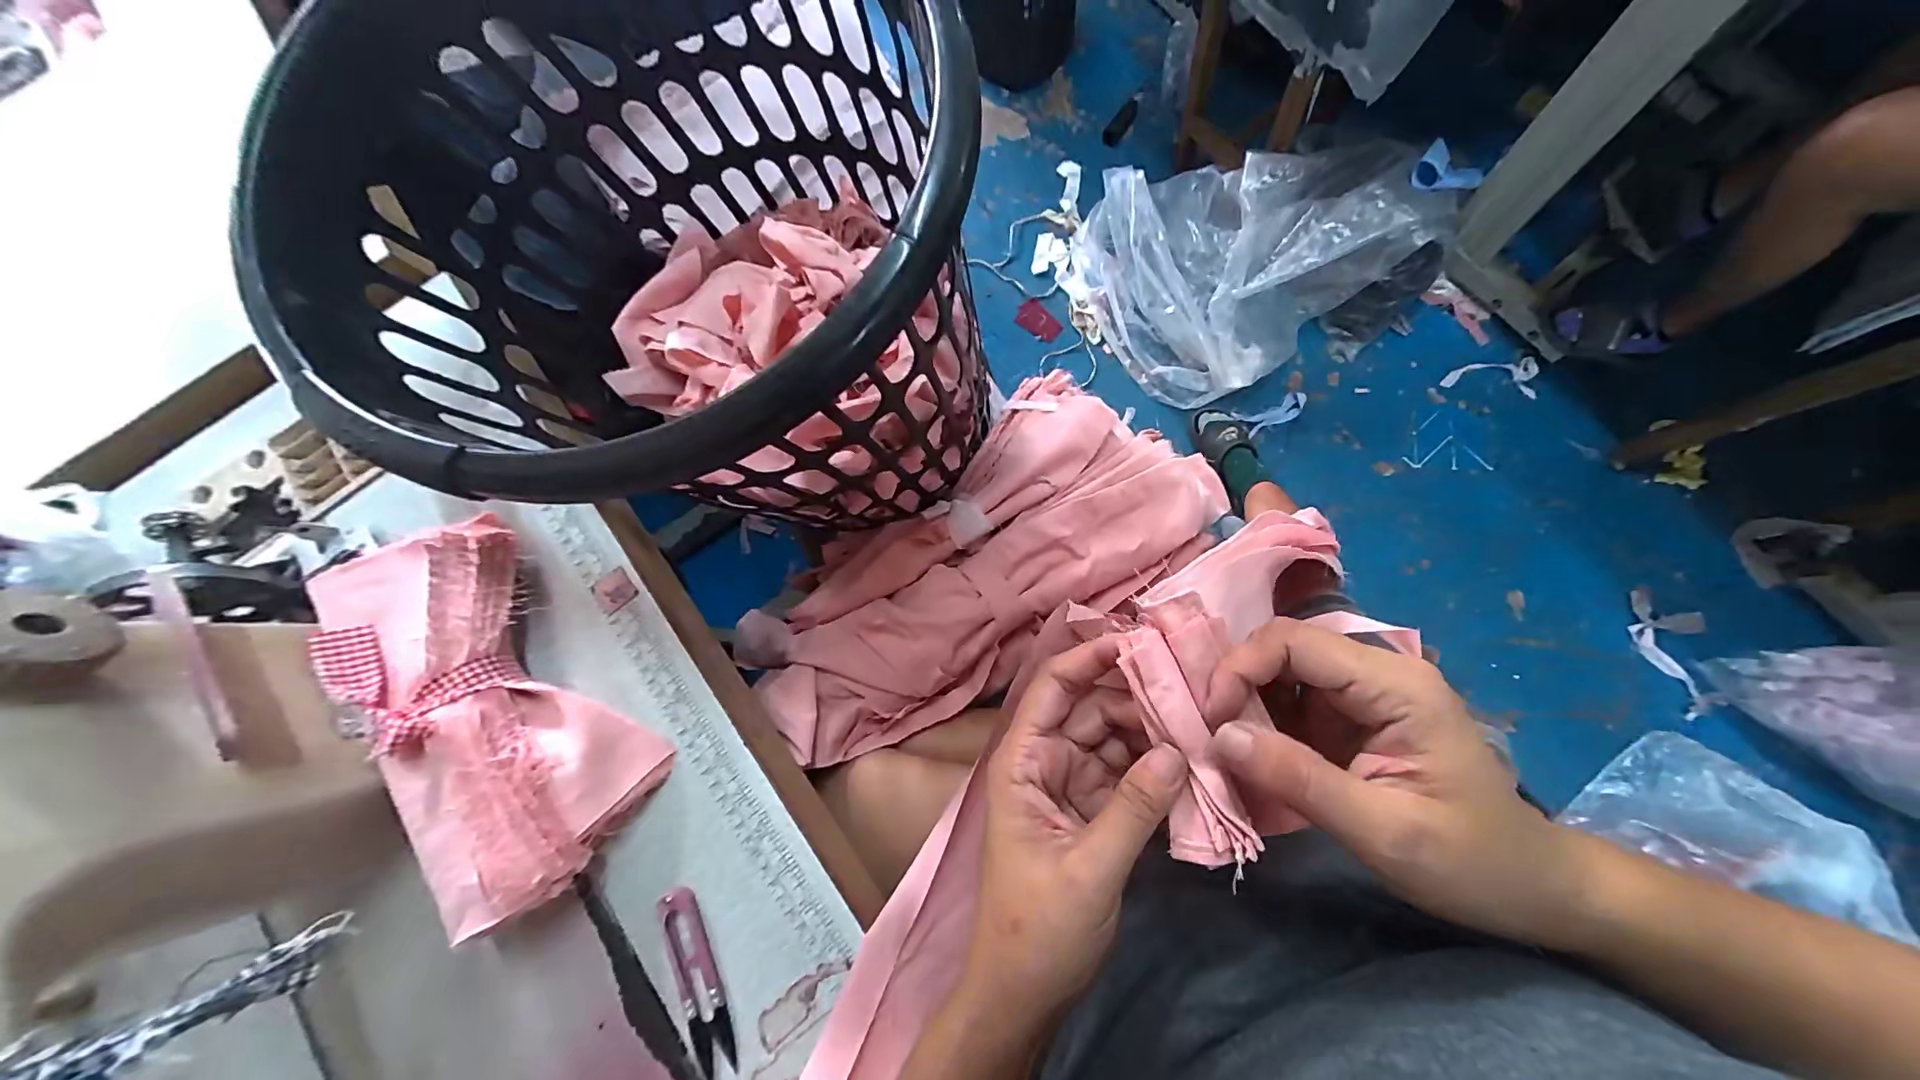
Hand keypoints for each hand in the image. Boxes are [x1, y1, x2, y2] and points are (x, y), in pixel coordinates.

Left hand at [960, 639, 1186, 1022]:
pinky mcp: (1090, 811)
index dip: (1089, 659)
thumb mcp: (1090, 869)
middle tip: (1194, 690)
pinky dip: (1152, 768)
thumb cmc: (1038, 928)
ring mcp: (1068, 786)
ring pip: (1112, 740)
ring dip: (1151, 732)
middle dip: (1136, 698)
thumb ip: (1134, 808)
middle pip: (1090, 710)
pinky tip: (1189, 762)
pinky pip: (1124, 775)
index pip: (1052, 689)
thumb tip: (1178, 749)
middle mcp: (1043, 763)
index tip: (1138, 641)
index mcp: (1022, 763)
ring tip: (1201, 723)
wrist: (1023, 992)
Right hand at [1205, 619, 1590, 948]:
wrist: (1534, 889)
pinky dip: (1259, 725)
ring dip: (1243, 705)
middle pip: (1281, 649)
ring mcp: (1363, 693)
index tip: (1213, 720)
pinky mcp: (1350, 717)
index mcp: (1395, 684)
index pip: (1292, 641)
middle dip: (1235, 685)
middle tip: (1209, 735)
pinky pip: (1289, 702)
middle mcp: (1376, 672)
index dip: (1240, 668)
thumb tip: (1220, 736)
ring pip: (1279, 674)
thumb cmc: (1472, 863)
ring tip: (1221, 749)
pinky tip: (1249, 757)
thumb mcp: (1384, 831)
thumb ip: (1299, 779)